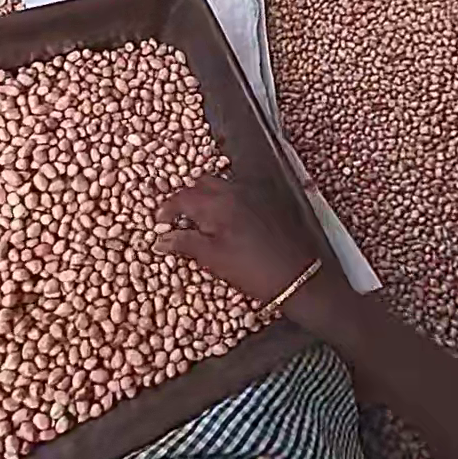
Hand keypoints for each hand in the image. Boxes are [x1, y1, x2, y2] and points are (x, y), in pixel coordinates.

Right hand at [153, 175, 333, 304]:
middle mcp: (234, 190)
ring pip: (221, 184)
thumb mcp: (213, 259)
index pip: (182, 197)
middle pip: (201, 184)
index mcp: (216, 204)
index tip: (160, 222)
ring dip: (207, 196)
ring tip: (203, 220)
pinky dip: (227, 198)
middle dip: (187, 198)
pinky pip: (239, 190)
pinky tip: (228, 220)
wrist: (298, 275)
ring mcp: (253, 192)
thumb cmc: (252, 270)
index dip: (167, 209)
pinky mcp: (268, 199)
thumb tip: (159, 238)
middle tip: (180, 219)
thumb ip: (185, 243)